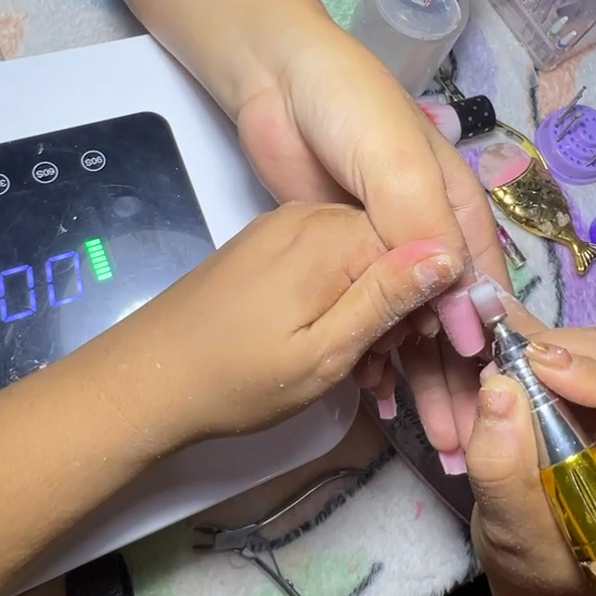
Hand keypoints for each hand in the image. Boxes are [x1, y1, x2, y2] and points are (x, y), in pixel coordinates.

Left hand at [72, 202, 460, 446]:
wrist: (147, 378)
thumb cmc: (237, 377)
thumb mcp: (324, 351)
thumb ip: (386, 297)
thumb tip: (448, 257)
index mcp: (333, 235)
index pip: (419, 247)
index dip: (429, 300)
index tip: (417, 351)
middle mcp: (314, 217)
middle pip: (392, 252)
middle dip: (402, 309)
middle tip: (382, 366)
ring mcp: (289, 228)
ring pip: (363, 261)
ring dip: (373, 312)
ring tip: (358, 368)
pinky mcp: (271, 245)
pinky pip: (330, 265)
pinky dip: (342, 302)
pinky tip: (332, 346)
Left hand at [235, 29, 509, 458]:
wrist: (268, 79)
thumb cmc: (343, 114)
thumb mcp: (394, 173)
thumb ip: (425, 239)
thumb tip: (469, 310)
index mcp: (446, 208)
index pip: (476, 285)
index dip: (481, 343)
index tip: (486, 401)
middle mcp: (416, 229)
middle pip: (442, 314)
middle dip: (453, 373)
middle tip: (460, 438)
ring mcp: (372, 243)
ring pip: (401, 318)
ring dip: (415, 370)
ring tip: (427, 432)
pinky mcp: (332, 252)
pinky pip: (360, 309)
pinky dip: (370, 346)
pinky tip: (376, 389)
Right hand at [466, 294, 595, 595]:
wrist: (551, 592)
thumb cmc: (542, 578)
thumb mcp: (514, 536)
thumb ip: (505, 471)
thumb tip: (498, 387)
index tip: (534, 368)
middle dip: (562, 353)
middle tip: (502, 366)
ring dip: (548, 350)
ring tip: (501, 371)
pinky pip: (579, 358)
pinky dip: (539, 355)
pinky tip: (508, 370)